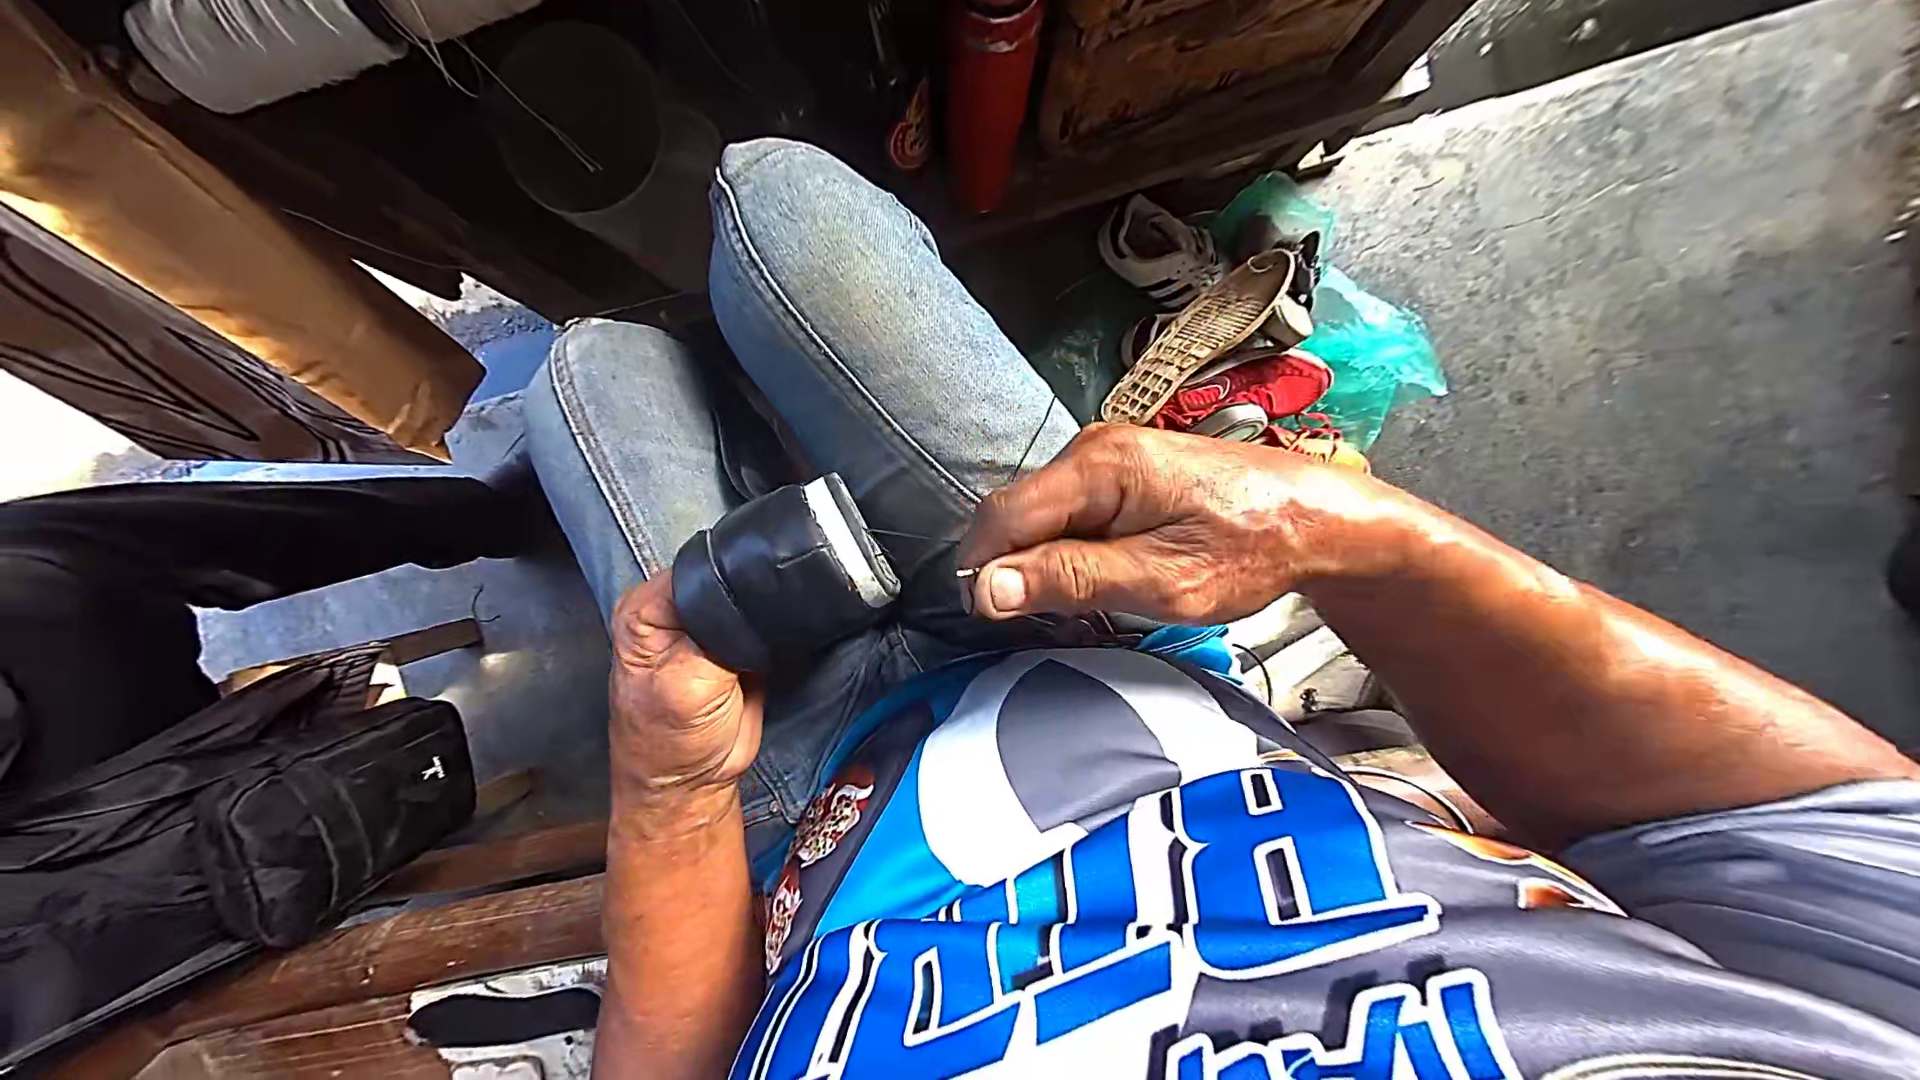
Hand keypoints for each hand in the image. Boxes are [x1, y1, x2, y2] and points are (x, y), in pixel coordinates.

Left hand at [608, 576, 763, 808]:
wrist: (697, 781)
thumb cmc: (671, 741)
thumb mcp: (685, 684)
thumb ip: (712, 634)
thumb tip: (750, 600)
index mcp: (646, 609)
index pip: (697, 572)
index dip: (727, 585)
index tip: (747, 610)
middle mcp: (674, 609)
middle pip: (727, 577)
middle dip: (751, 598)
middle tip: (759, 630)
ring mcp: (709, 625)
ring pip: (750, 596)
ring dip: (767, 614)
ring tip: (765, 641)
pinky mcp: (740, 641)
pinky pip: (765, 620)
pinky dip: (776, 630)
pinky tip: (776, 642)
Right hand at [956, 423, 1401, 624]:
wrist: (1312, 515)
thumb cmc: (1249, 549)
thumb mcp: (1160, 580)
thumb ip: (1070, 578)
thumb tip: (987, 587)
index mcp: (1098, 467)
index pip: (1000, 517)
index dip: (982, 570)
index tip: (994, 617)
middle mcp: (1090, 448)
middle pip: (1012, 512)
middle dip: (1011, 566)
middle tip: (1047, 614)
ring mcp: (1103, 454)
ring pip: (1035, 514)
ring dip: (1038, 559)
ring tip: (1083, 594)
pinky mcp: (1116, 469)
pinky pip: (1062, 510)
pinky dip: (1063, 546)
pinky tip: (1099, 568)